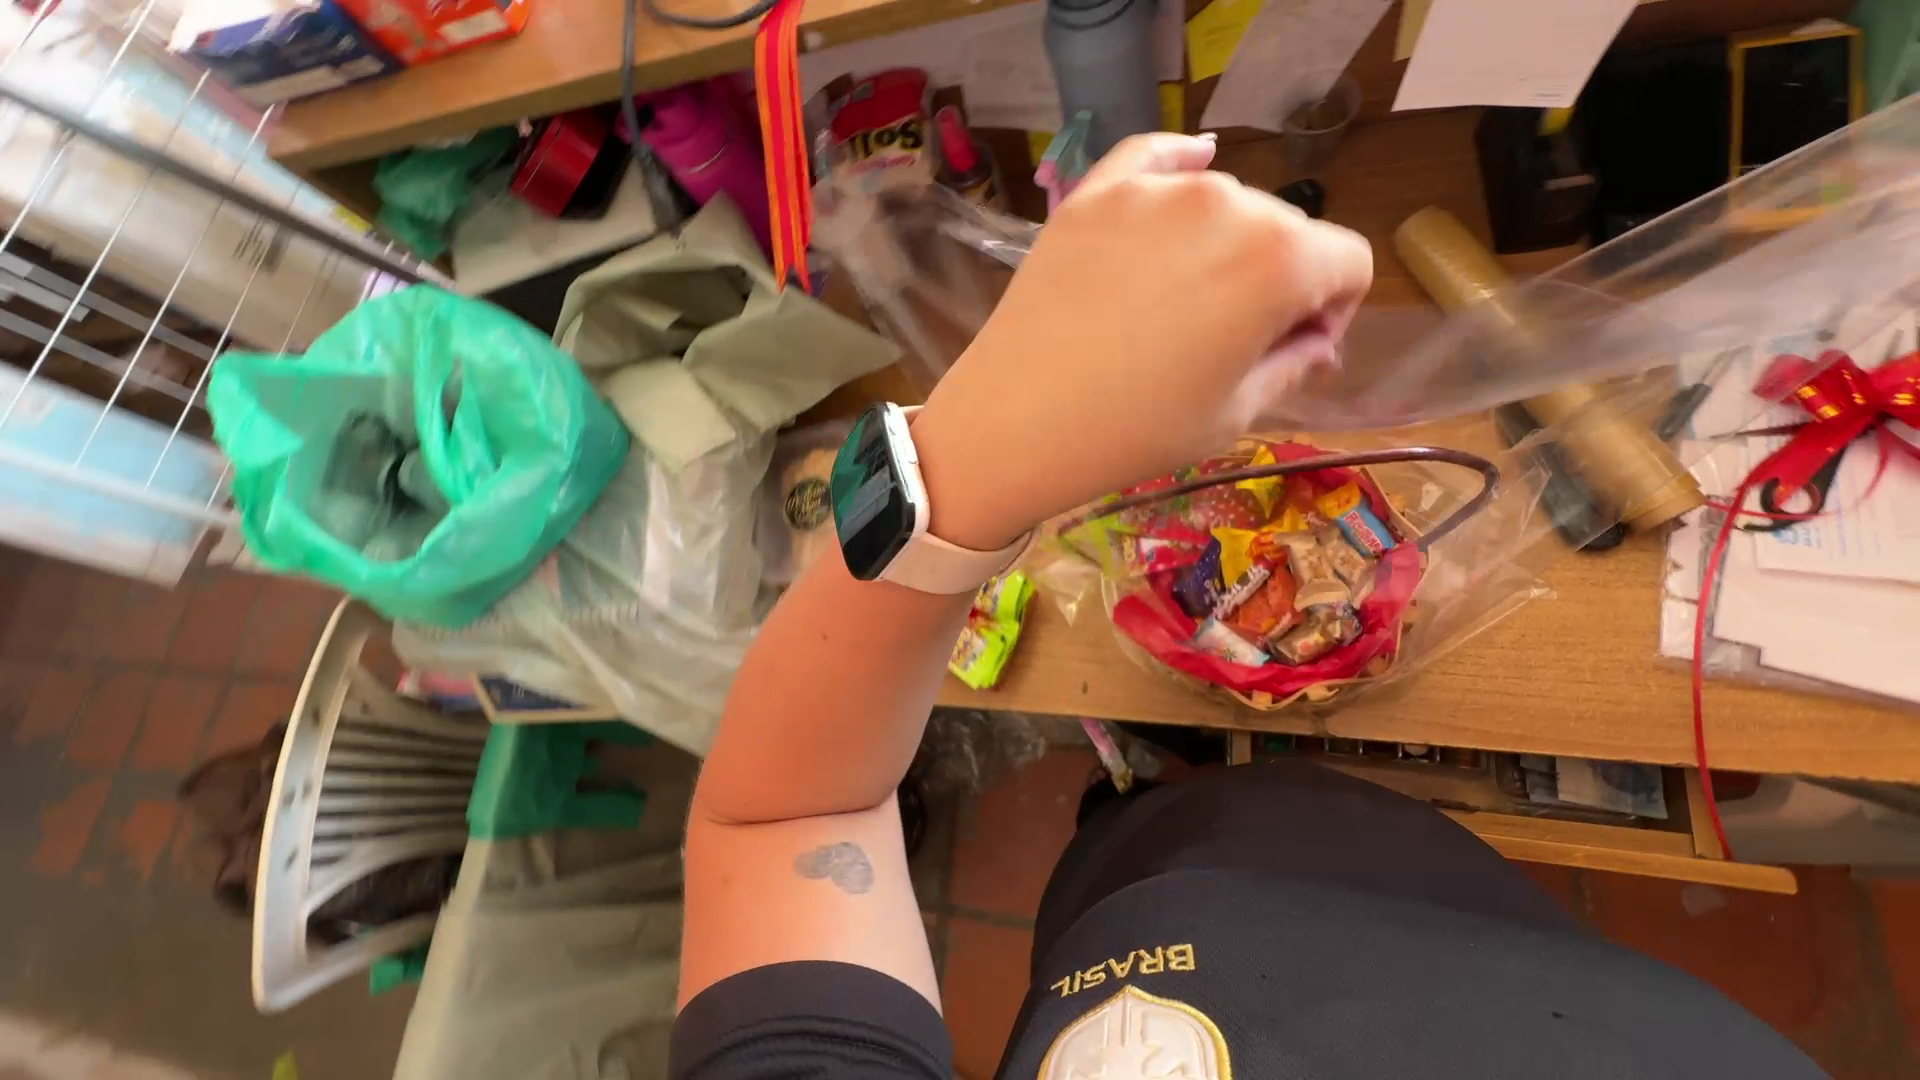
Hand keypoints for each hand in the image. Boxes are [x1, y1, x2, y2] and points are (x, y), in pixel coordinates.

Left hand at [911, 133, 1373, 549]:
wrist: (1014, 425)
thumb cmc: (1134, 433)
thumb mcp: (1234, 415)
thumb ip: (1294, 363)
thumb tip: (1315, 337)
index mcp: (1279, 260)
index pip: (1347, 263)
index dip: (1334, 311)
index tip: (1296, 350)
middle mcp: (1225, 203)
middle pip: (1285, 231)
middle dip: (1279, 282)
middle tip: (1230, 339)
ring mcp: (1152, 191)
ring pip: (1223, 204)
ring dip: (1224, 247)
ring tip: (1180, 302)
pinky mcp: (1093, 194)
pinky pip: (1154, 158)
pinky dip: (1177, 165)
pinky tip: (1188, 168)